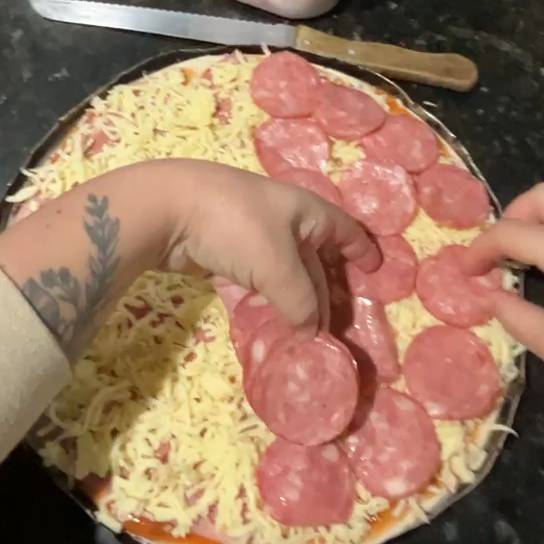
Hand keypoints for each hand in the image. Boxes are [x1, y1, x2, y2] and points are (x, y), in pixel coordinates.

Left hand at [144, 159, 380, 328]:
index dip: (361, 249)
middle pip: (314, 259)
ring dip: (292, 300)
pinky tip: (265, 324)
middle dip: (325, 291)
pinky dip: (262, 300)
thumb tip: (311, 333)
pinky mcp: (222, 251)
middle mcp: (282, 219)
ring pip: (282, 272)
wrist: (168, 208)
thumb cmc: (235, 225)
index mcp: (304, 210)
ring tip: (303, 335)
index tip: (376, 271)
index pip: (344, 229)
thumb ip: (300, 302)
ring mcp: (250, 234)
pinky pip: (253, 280)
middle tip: (335, 330)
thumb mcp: (277, 266)